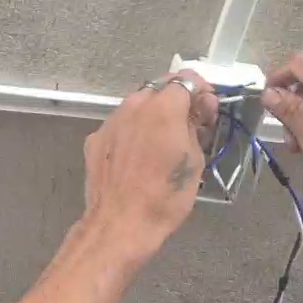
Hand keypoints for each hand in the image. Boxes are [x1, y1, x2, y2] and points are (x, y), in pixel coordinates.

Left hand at [80, 72, 218, 262]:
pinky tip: (137, 155)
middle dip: (176, 101)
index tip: (207, 109)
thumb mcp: (194, 160)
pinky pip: (119, 125)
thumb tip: (196, 110)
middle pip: (159, 89)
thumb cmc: (165, 195)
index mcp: (163, 108)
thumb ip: (194, 126)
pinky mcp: (95, 138)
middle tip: (189, 125)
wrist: (120, 223)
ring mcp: (110, 121)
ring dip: (152, 115)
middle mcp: (133, 106)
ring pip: (136, 106)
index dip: (201, 90)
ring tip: (162, 141)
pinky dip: (132, 131)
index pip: (186, 79)